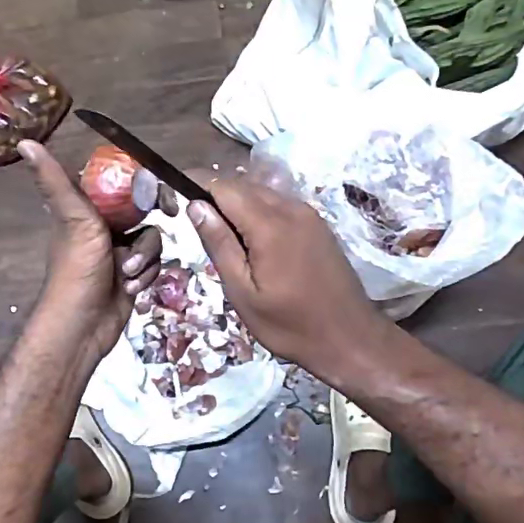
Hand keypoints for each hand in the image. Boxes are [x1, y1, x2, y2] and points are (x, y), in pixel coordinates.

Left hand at [19, 141, 161, 351]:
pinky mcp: (131, 276)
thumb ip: (55, 181)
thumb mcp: (72, 218)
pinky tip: (132, 287)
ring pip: (152, 239)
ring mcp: (118, 253)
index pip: (120, 186)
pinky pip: (153, 264)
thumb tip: (24, 141)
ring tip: (128, 273)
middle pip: (142, 212)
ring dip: (145, 257)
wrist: (82, 326)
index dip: (142, 185)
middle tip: (166, 219)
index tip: (159, 193)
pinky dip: (147, 274)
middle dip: (149, 226)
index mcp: (86, 211)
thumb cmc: (76, 269)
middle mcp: (102, 229)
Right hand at [187, 178, 393, 380]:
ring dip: (236, 204)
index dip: (196, 184)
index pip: (223, 186)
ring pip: (261, 194)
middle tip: (192, 221)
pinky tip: (249, 240)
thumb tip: (195, 206)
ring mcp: (308, 215)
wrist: (350, 338)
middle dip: (214, 194)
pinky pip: (279, 205)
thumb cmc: (290, 325)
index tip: (174, 194)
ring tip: (218, 233)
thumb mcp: (243, 293)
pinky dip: (257, 212)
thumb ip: (219, 245)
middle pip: (242, 185)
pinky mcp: (318, 225)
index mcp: (269, 225)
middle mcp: (291, 209)